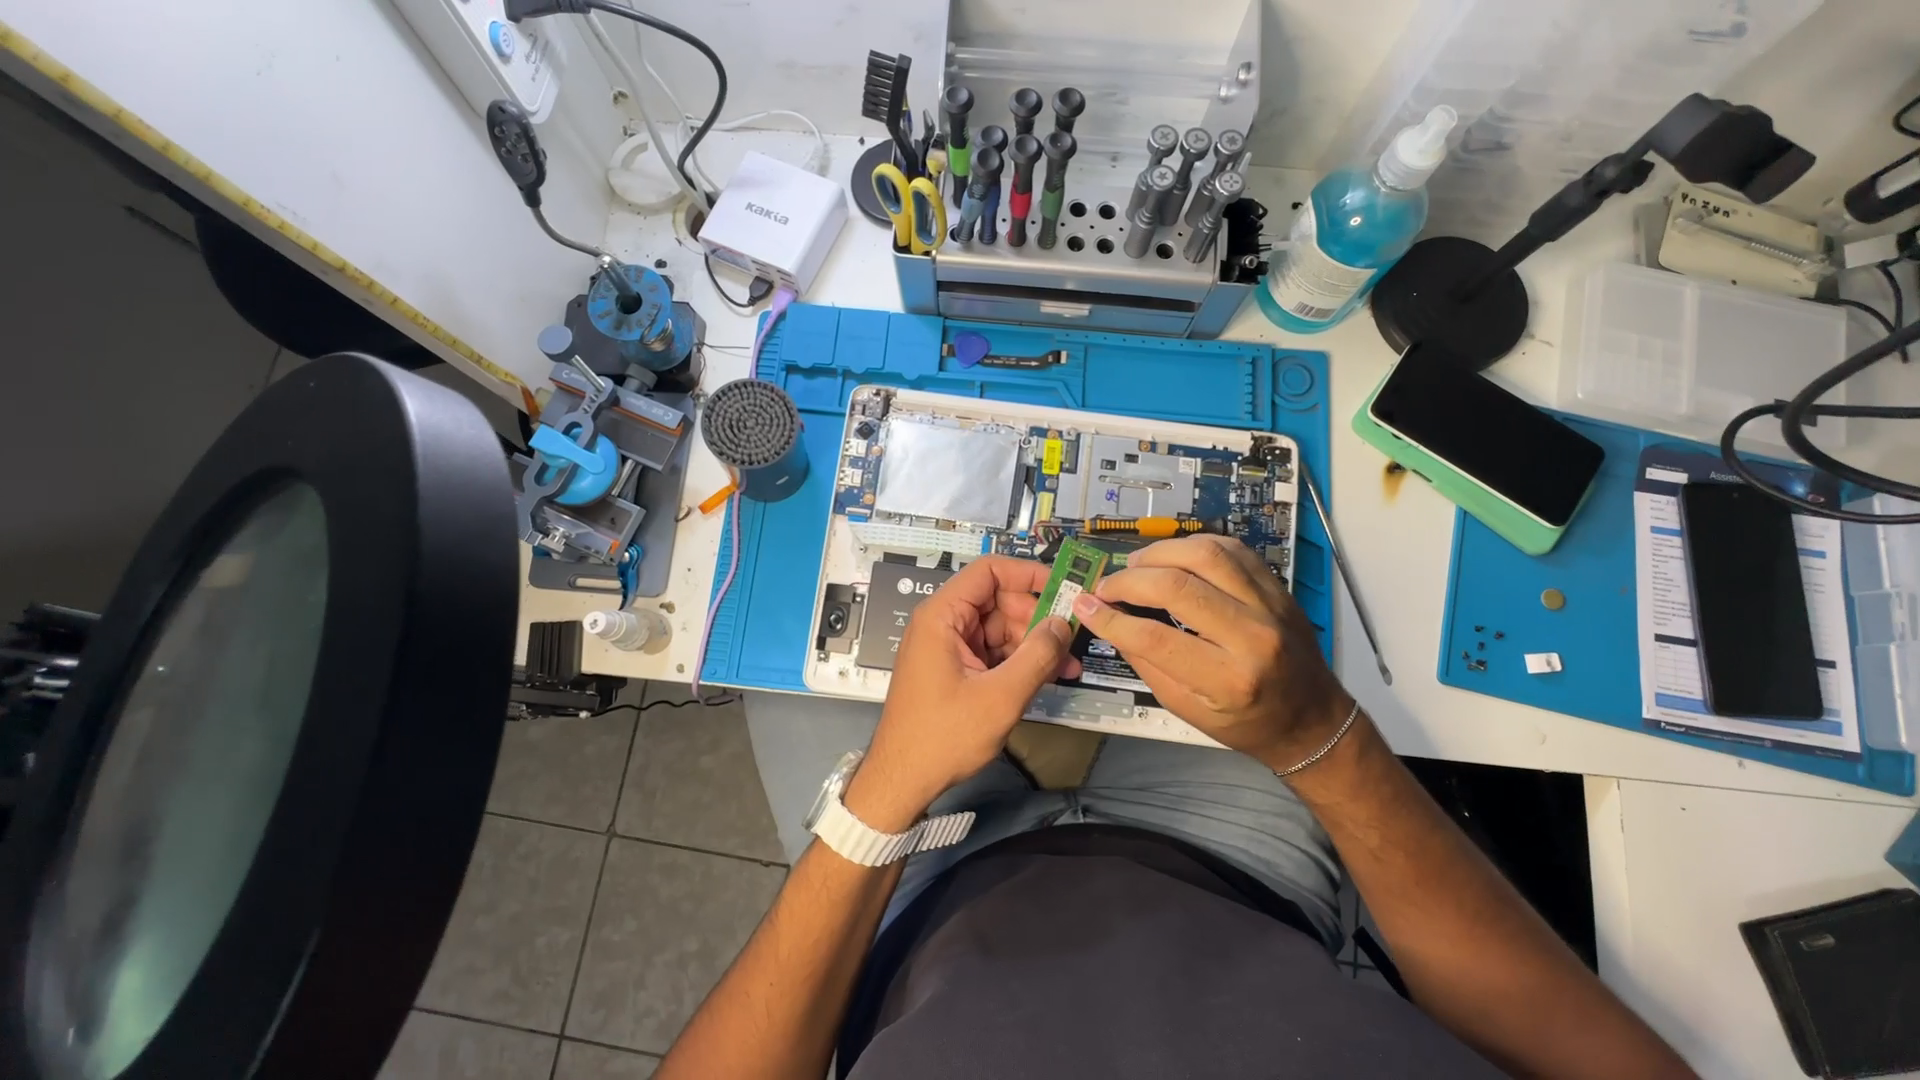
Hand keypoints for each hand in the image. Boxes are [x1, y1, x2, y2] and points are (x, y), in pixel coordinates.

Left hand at [847, 556, 1077, 830]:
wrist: (903, 781)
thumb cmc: (943, 736)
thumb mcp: (1000, 696)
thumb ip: (1037, 656)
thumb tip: (1063, 624)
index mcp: (942, 616)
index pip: (989, 572)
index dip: (1028, 574)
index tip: (1064, 587)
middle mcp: (943, 624)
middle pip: (998, 601)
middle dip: (1037, 617)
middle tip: (1072, 638)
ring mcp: (948, 648)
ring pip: (1000, 629)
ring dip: (1034, 644)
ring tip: (1069, 666)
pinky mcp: (955, 671)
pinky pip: (993, 653)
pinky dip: (1020, 662)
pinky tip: (1049, 676)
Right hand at [1068, 534, 1353, 769]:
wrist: (1312, 718)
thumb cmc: (1246, 723)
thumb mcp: (1187, 709)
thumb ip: (1148, 662)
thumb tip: (1108, 620)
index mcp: (1229, 680)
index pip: (1155, 639)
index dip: (1111, 619)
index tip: (1085, 606)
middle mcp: (1253, 637)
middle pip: (1178, 587)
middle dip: (1129, 582)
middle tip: (1106, 586)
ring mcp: (1270, 605)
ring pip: (1206, 555)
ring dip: (1160, 553)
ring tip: (1136, 565)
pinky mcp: (1276, 587)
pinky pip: (1231, 549)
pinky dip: (1194, 546)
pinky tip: (1172, 556)